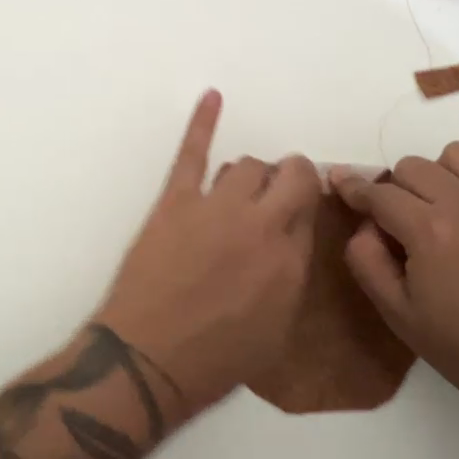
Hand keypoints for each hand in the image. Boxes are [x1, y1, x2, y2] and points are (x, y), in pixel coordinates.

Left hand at [95, 90, 322, 416]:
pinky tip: (212, 97)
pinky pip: (192, 152)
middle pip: (287, 176)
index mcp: (290, 261)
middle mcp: (261, 225)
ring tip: (241, 190)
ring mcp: (217, 208)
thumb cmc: (216, 361)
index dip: (304, 205)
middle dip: (288, 177)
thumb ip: (289, 277)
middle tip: (278, 191)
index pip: (309, 209)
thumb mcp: (275, 330)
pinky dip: (202, 122)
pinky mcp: (176, 201)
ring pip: (245, 165)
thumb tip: (290, 243)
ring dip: (248, 175)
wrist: (150, 360)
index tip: (299, 207)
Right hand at [331, 143, 458, 416]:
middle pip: (413, 165)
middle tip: (400, 223)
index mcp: (429, 231)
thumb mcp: (400, 317)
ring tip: (443, 207)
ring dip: (441, 174)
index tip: (339, 184)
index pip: (378, 192)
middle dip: (395, 188)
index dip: (353, 188)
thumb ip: (367, 262)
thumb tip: (364, 225)